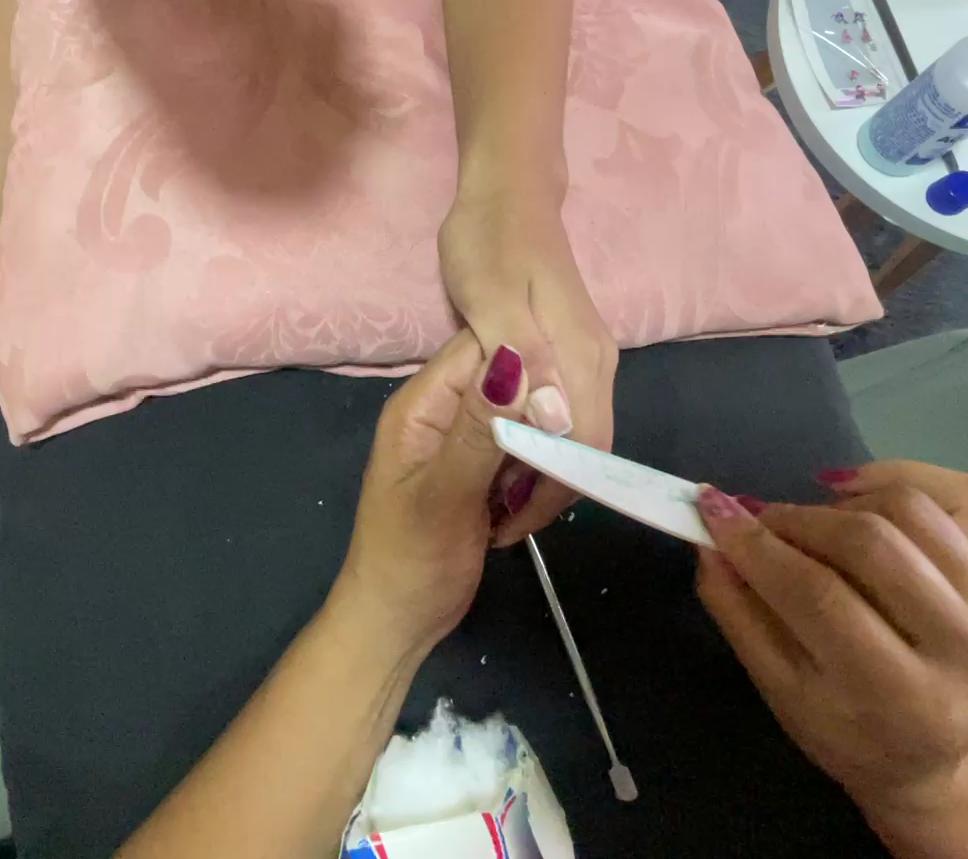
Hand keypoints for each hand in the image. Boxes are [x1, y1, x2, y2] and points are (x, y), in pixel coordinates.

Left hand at [336, 332, 533, 654]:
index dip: (531, 359)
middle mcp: (447, 408)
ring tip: (532, 499)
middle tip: (553, 465)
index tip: (568, 399)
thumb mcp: (441, 498)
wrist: (399, 622)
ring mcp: (469, 438)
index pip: (483, 345)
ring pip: (529, 416)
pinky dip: (541, 475)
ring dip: (545, 452)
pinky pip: (529, 448)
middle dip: (544, 416)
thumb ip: (477, 433)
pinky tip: (528, 509)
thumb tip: (516, 362)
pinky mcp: (489, 466)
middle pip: (515, 378)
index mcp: (423, 402)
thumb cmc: (409, 562)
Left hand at [438, 174, 617, 544]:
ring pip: (575, 434)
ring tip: (491, 497)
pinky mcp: (572, 355)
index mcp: (578, 355)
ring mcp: (587, 358)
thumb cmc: (485, 243)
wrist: (507, 191)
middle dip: (544, 489)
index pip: (583, 444)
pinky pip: (565, 414)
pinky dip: (537, 444)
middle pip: (585, 447)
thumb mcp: (487, 299)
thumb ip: (519, 359)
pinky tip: (502, 452)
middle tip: (493, 516)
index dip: (549, 487)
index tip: (502, 517)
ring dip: (539, 471)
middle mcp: (595, 363)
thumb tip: (554, 422)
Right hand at [693, 463, 967, 821]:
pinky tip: (857, 497)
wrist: (937, 757)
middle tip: (756, 521)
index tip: (709, 509)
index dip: (755, 544)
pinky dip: (898, 477)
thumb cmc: (842, 727)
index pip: (817, 594)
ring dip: (837, 504)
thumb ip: (736, 607)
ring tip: (809, 525)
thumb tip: (711, 535)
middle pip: (869, 543)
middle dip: (793, 519)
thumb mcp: (774, 685)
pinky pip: (962, 492)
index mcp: (901, 697)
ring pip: (909, 509)